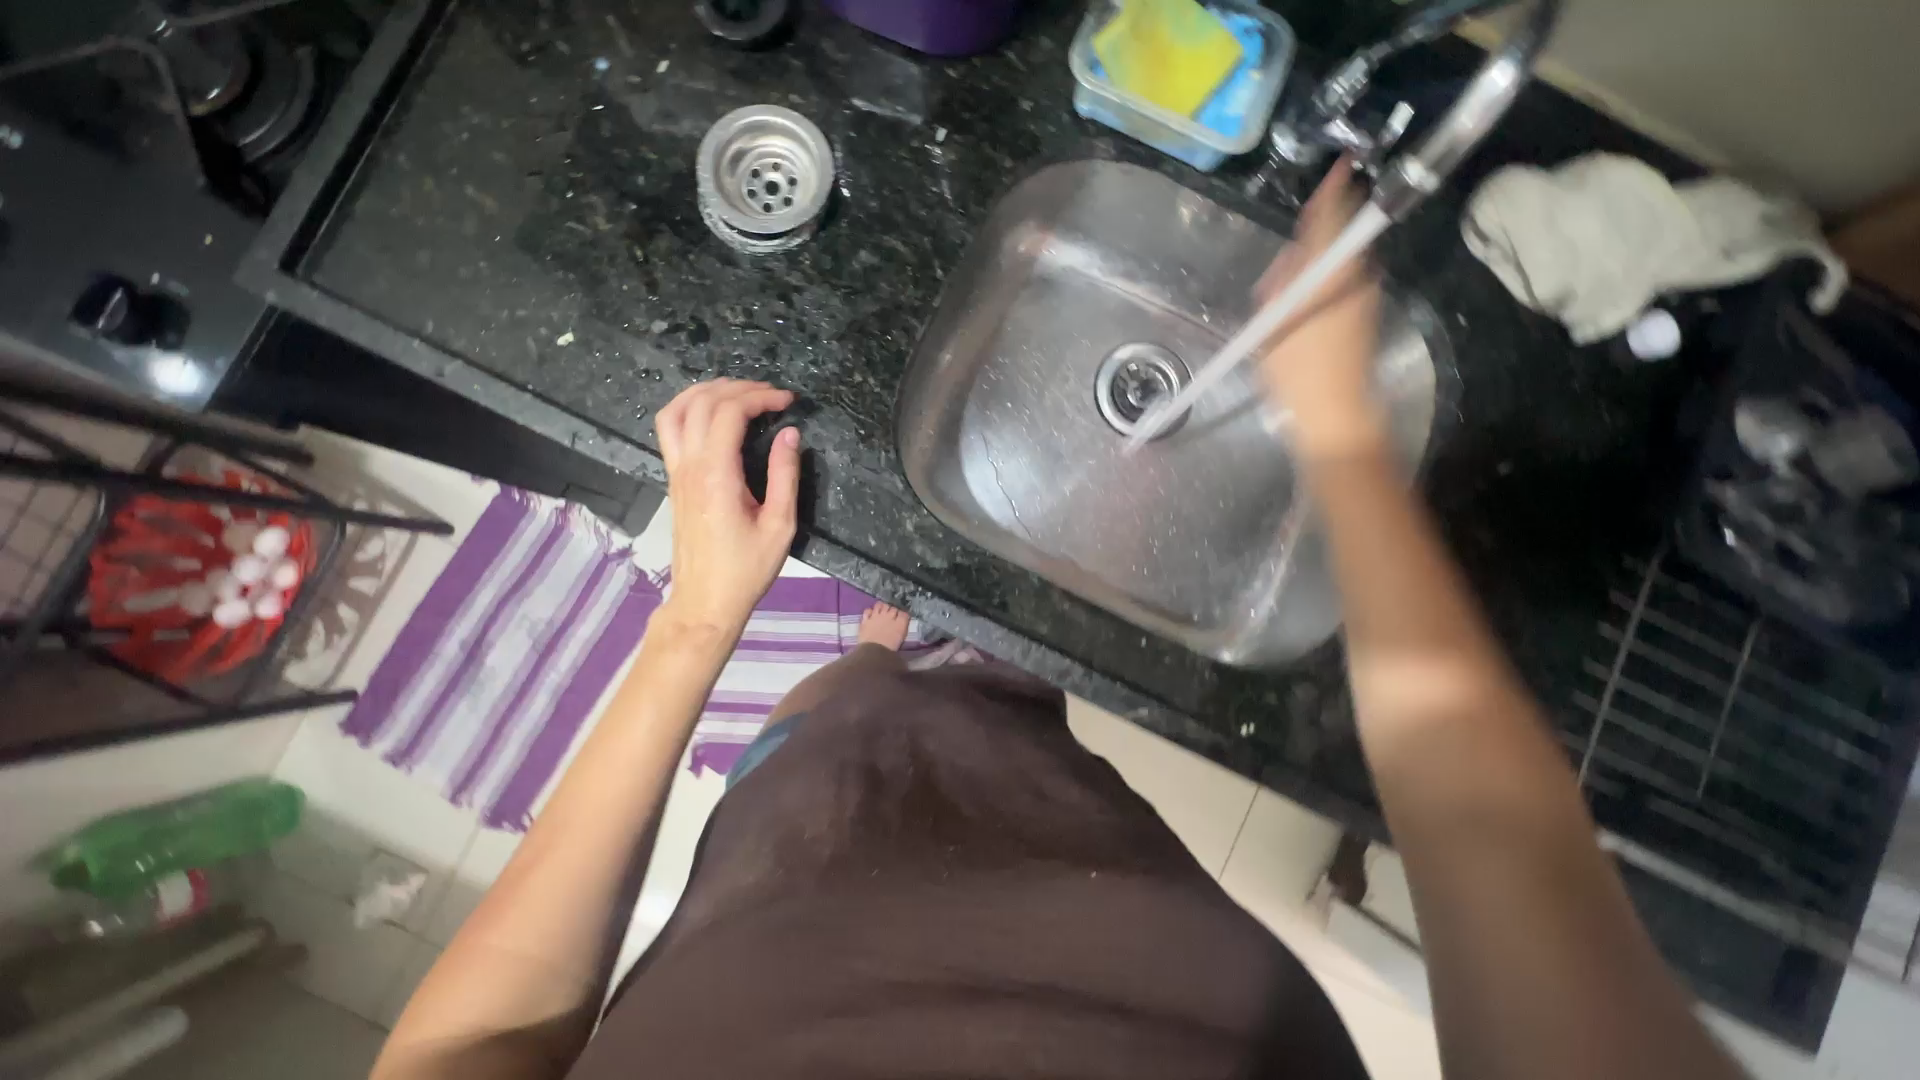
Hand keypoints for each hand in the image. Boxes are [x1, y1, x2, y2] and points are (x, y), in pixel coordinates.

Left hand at [654, 379, 800, 633]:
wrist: (706, 600)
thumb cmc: (747, 569)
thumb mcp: (780, 525)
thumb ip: (785, 475)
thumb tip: (790, 434)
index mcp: (717, 475)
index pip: (730, 413)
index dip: (761, 397)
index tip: (789, 401)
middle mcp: (690, 467)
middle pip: (702, 403)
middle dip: (738, 388)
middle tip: (770, 394)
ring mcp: (676, 472)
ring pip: (675, 411)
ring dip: (705, 391)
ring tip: (737, 392)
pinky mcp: (674, 481)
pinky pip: (670, 430)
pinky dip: (689, 409)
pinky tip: (713, 415)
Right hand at [1256, 160, 1388, 460]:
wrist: (1334, 414)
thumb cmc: (1298, 370)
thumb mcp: (1272, 325)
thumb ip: (1281, 284)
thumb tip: (1291, 260)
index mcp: (1332, 273)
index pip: (1334, 219)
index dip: (1334, 192)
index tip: (1342, 164)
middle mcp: (1356, 277)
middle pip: (1331, 245)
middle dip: (1303, 253)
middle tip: (1277, 286)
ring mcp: (1364, 298)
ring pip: (1333, 269)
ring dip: (1309, 278)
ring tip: (1282, 314)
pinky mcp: (1363, 318)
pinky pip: (1338, 290)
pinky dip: (1317, 295)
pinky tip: (1297, 325)